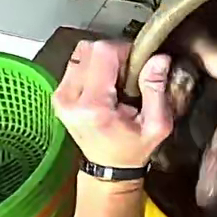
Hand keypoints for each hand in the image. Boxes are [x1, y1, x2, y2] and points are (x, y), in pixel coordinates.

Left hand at [53, 40, 172, 168]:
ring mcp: (60, 96)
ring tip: (117, 79)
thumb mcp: (157, 125)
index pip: (103, 52)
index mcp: (94, 107)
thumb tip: (158, 59)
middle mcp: (70, 99)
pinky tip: (106, 84)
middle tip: (129, 73)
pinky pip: (76, 63)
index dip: (124, 50)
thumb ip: (157, 90)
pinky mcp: (58, 94)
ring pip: (81, 52)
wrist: (109, 167)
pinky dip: (94, 66)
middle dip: (113, 53)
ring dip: (102, 58)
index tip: (137, 64)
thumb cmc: (132, 148)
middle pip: (89, 48)